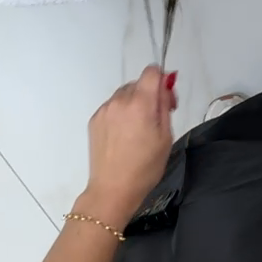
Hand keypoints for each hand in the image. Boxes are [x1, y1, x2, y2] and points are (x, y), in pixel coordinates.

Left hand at [79, 66, 176, 226]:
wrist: (113, 188)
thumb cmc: (143, 168)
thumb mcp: (166, 136)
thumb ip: (165, 105)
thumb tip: (165, 86)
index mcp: (140, 104)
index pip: (152, 72)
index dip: (162, 80)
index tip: (166, 96)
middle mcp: (119, 101)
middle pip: (138, 83)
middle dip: (150, 95)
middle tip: (156, 118)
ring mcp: (105, 110)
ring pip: (125, 95)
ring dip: (134, 104)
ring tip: (139, 130)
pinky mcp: (95, 120)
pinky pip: (112, 107)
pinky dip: (121, 114)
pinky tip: (125, 135)